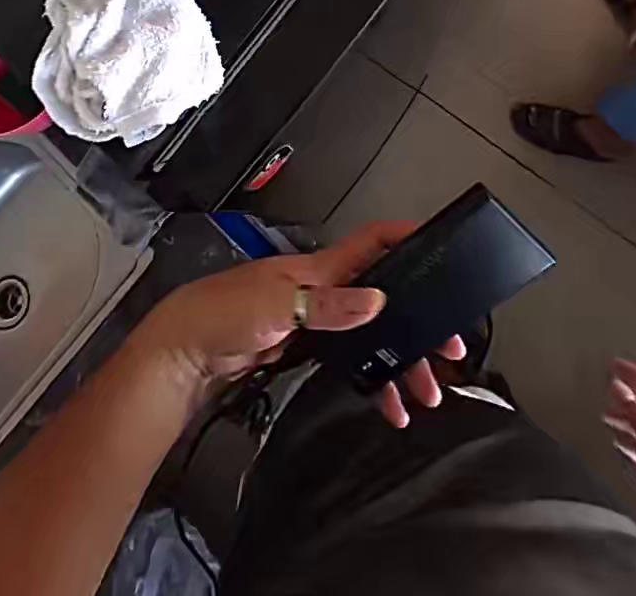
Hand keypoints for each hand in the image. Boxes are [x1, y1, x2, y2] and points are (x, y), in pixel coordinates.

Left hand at [135, 222, 465, 427]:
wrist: (187, 352)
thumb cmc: (222, 311)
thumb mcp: (276, 304)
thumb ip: (328, 305)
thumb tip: (376, 300)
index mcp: (319, 269)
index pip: (370, 243)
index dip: (403, 235)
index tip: (436, 238)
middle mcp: (323, 290)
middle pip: (384, 298)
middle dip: (418, 320)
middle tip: (448, 346)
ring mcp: (316, 320)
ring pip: (373, 335)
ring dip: (401, 359)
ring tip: (425, 389)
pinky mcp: (307, 347)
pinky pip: (353, 361)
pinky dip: (373, 379)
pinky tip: (388, 400)